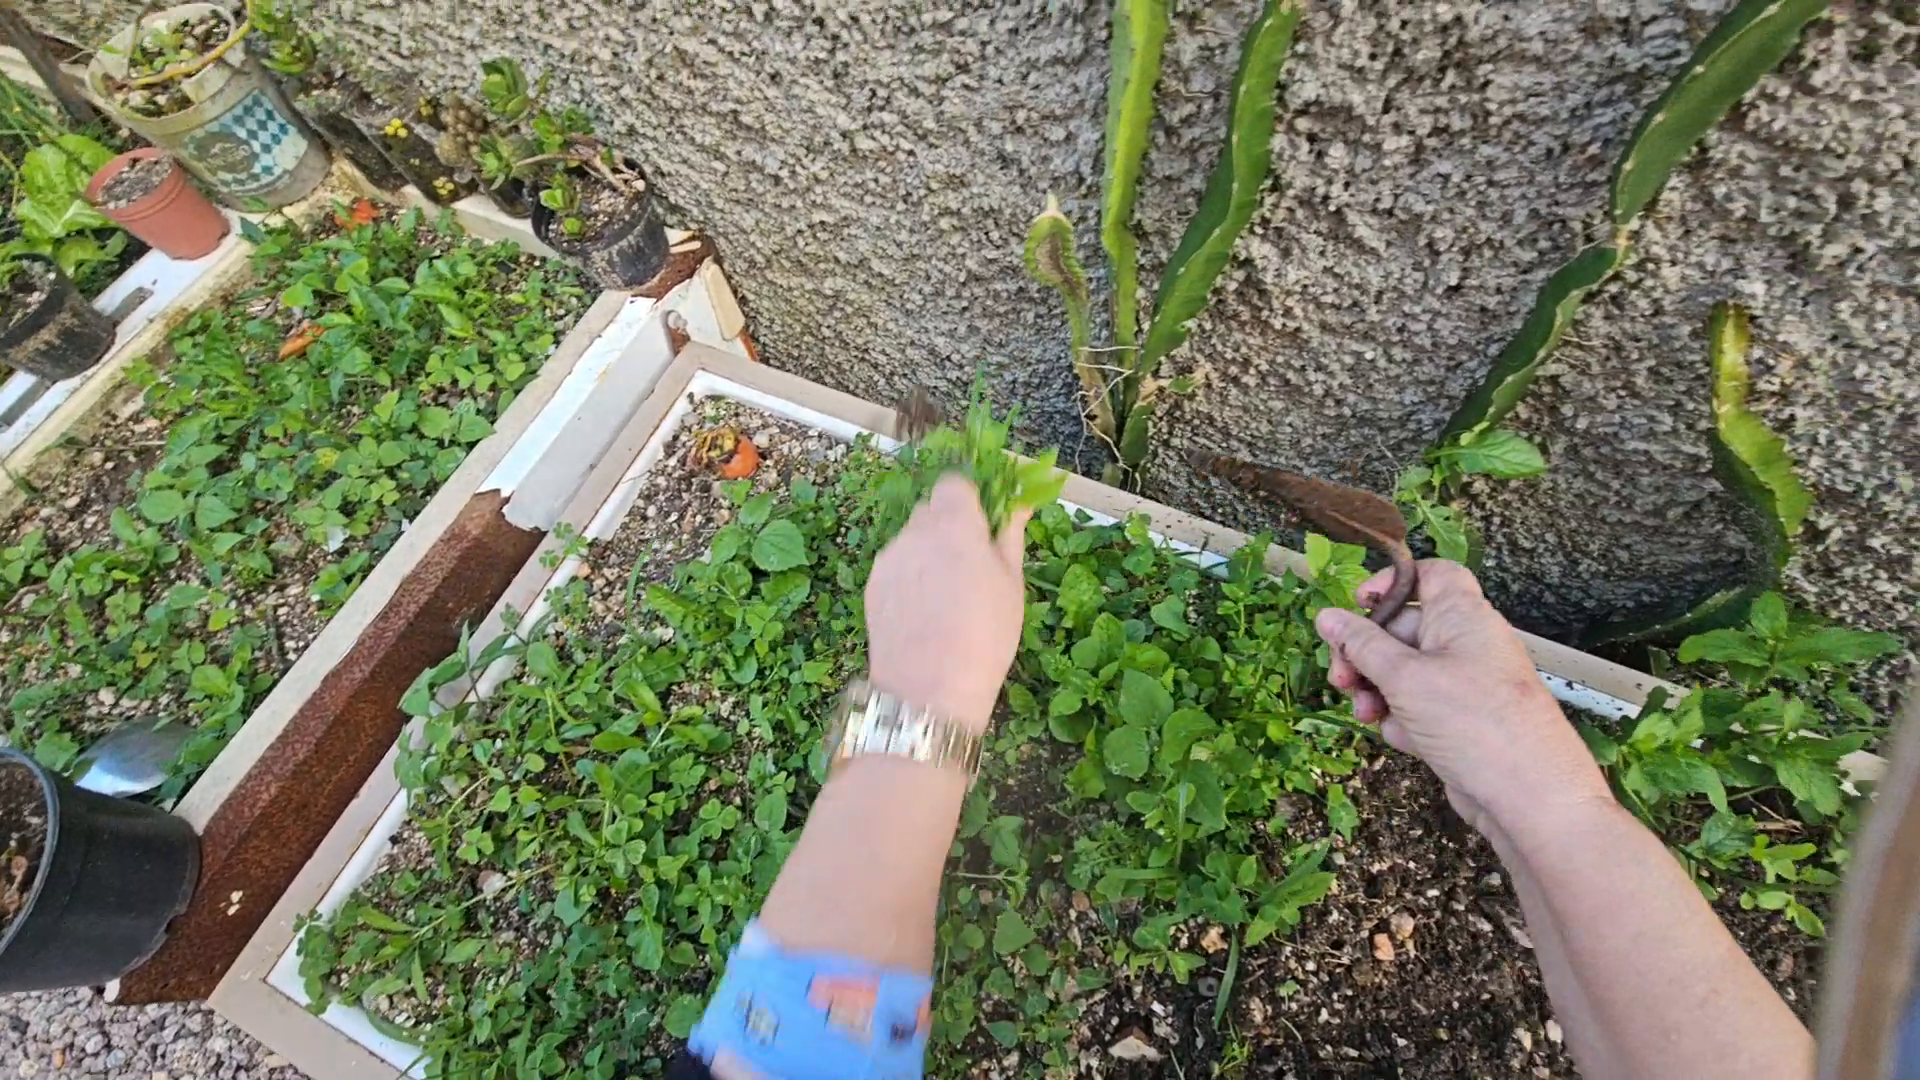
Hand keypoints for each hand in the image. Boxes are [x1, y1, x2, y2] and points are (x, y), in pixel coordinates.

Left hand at [864, 475, 1029, 732]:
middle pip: (931, 509)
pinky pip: (896, 565)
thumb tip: (1018, 505)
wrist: (930, 688)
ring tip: (947, 595)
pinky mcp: (872, 583)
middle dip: (950, 525)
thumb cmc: (985, 634)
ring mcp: (889, 557)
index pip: (955, 483)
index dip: (971, 499)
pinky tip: (924, 610)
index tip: (985, 525)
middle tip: (971, 562)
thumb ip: (1009, 535)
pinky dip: (911, 575)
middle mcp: (915, 530)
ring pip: (912, 538)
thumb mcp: (1011, 583)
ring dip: (929, 551)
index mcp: (954, 522)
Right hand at [1313, 559, 1613, 831]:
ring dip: (1374, 689)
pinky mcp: (1460, 718)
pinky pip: (1416, 703)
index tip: (1358, 603)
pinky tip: (1402, 738)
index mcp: (1462, 617)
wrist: (1531, 801)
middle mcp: (1466, 643)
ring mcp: (1464, 683)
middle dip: (1363, 653)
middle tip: (1340, 679)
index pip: (1432, 574)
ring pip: (1401, 670)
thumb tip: (1325, 615)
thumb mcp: (1403, 677)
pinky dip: (1400, 717)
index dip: (1392, 581)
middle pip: (1400, 629)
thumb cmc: (1472, 723)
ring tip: (1365, 714)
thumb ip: (1359, 644)